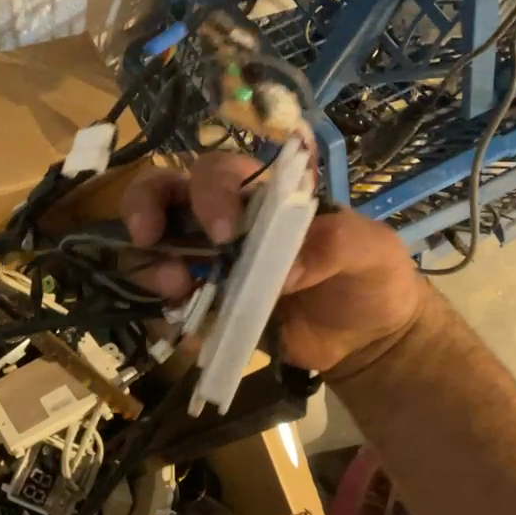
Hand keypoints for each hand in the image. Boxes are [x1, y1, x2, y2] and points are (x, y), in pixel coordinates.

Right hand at [120, 152, 429, 375]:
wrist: (366, 340)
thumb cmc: (370, 278)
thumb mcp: (371, 251)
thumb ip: (336, 244)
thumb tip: (286, 270)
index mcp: (259, 196)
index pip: (217, 174)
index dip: (209, 195)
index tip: (223, 233)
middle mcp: (221, 221)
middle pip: (162, 193)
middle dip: (144, 207)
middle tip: (147, 238)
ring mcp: (205, 264)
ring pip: (151, 248)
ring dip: (150, 266)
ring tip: (176, 292)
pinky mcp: (202, 305)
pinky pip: (166, 304)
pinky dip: (167, 312)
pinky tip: (189, 328)